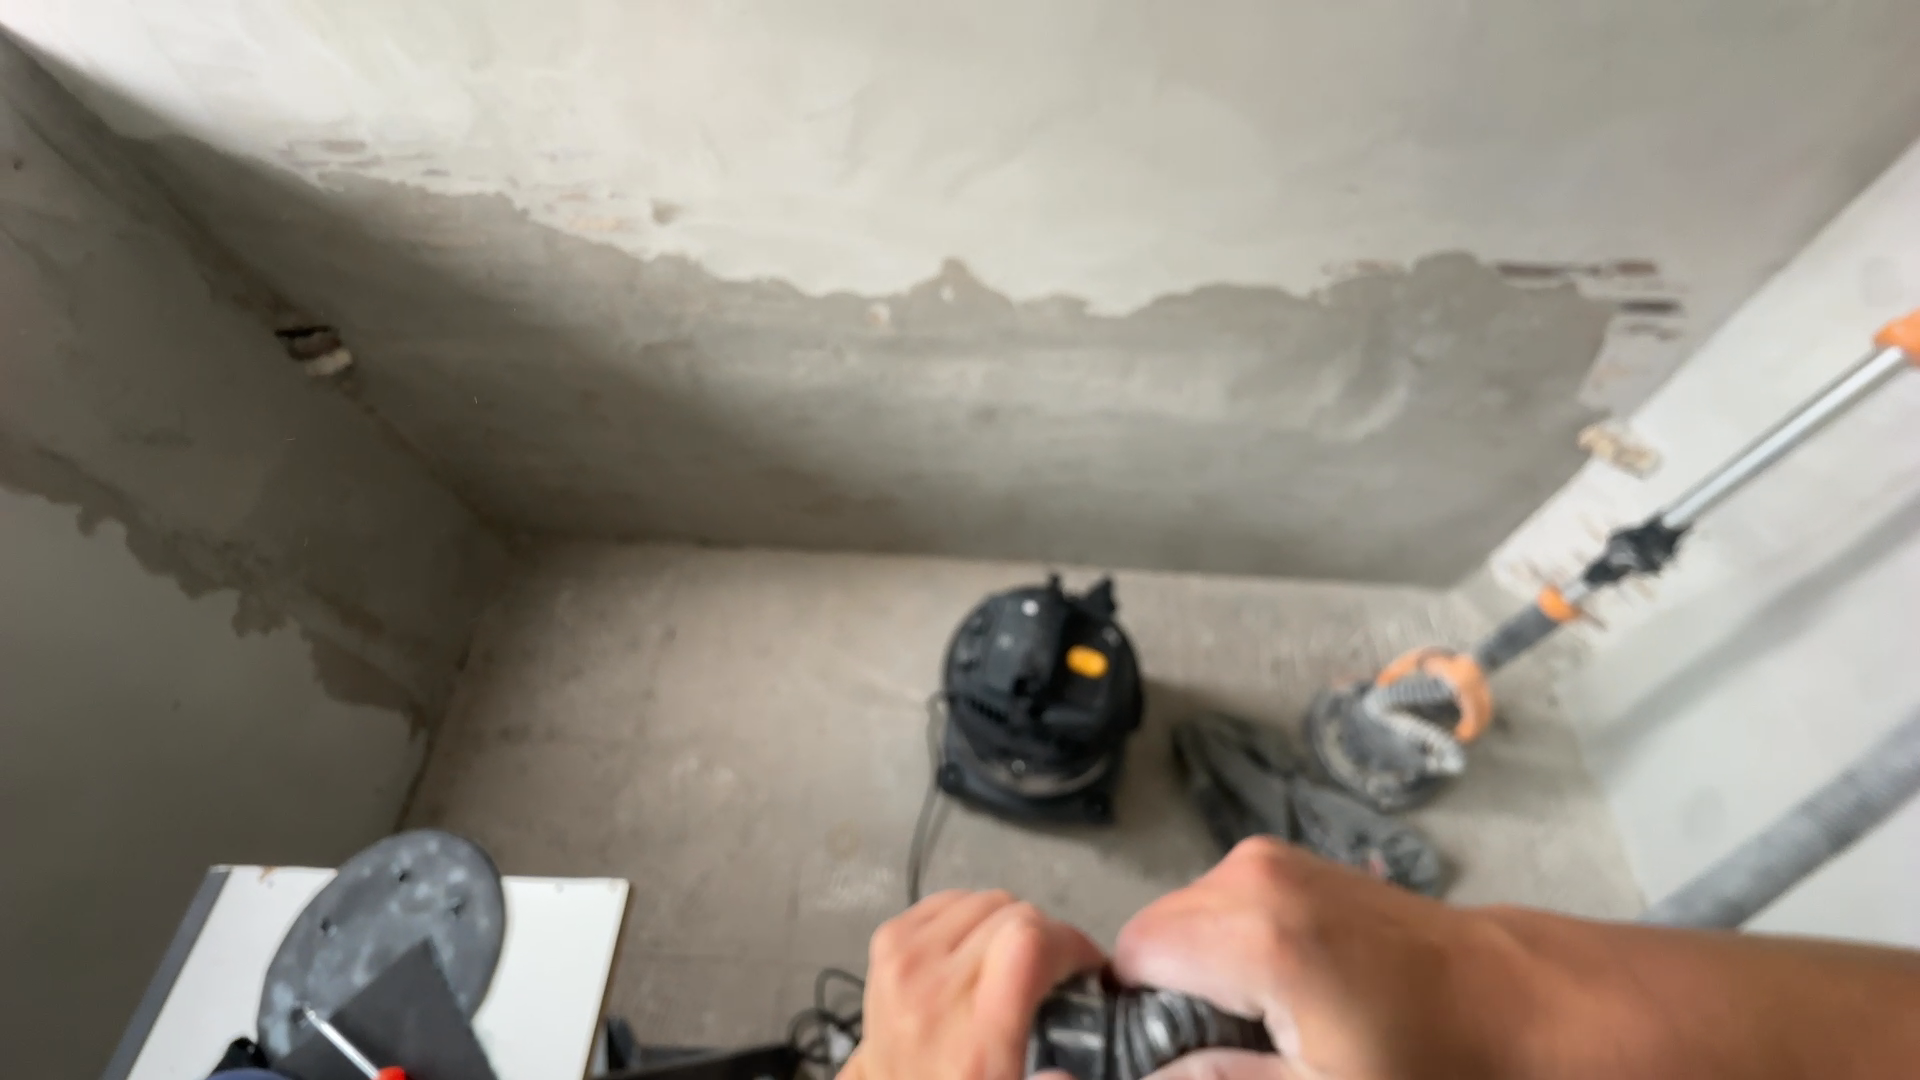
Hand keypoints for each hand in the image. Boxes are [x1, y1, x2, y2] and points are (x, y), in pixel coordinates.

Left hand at [844, 890, 1105, 1079]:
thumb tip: (1066, 1072)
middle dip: (1047, 934)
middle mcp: (933, 989)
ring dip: (1009, 922)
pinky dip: (975, 916)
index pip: (1025, 941)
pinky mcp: (888, 938)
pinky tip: (978, 949)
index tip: (1089, 965)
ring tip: (1015, 961)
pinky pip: (953, 897)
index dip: (1069, 941)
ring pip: (985, 898)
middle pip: (1013, 912)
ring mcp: (905, 957)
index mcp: (972, 1040)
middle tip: (1056, 971)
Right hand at [1114, 837, 1538, 1079]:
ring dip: (1198, 966)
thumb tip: (1142, 1069)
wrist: (1519, 1002)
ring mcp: (1266, 854)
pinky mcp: (1284, 854)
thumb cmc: (1429, 1067)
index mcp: (1253, 930)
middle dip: (1169, 989)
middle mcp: (1246, 872)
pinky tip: (1283, 979)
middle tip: (1228, 1045)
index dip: (1138, 1011)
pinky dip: (1226, 940)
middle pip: (1156, 929)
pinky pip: (1217, 900)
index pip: (1133, 953)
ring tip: (1262, 1015)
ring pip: (1184, 914)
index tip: (1178, 1054)